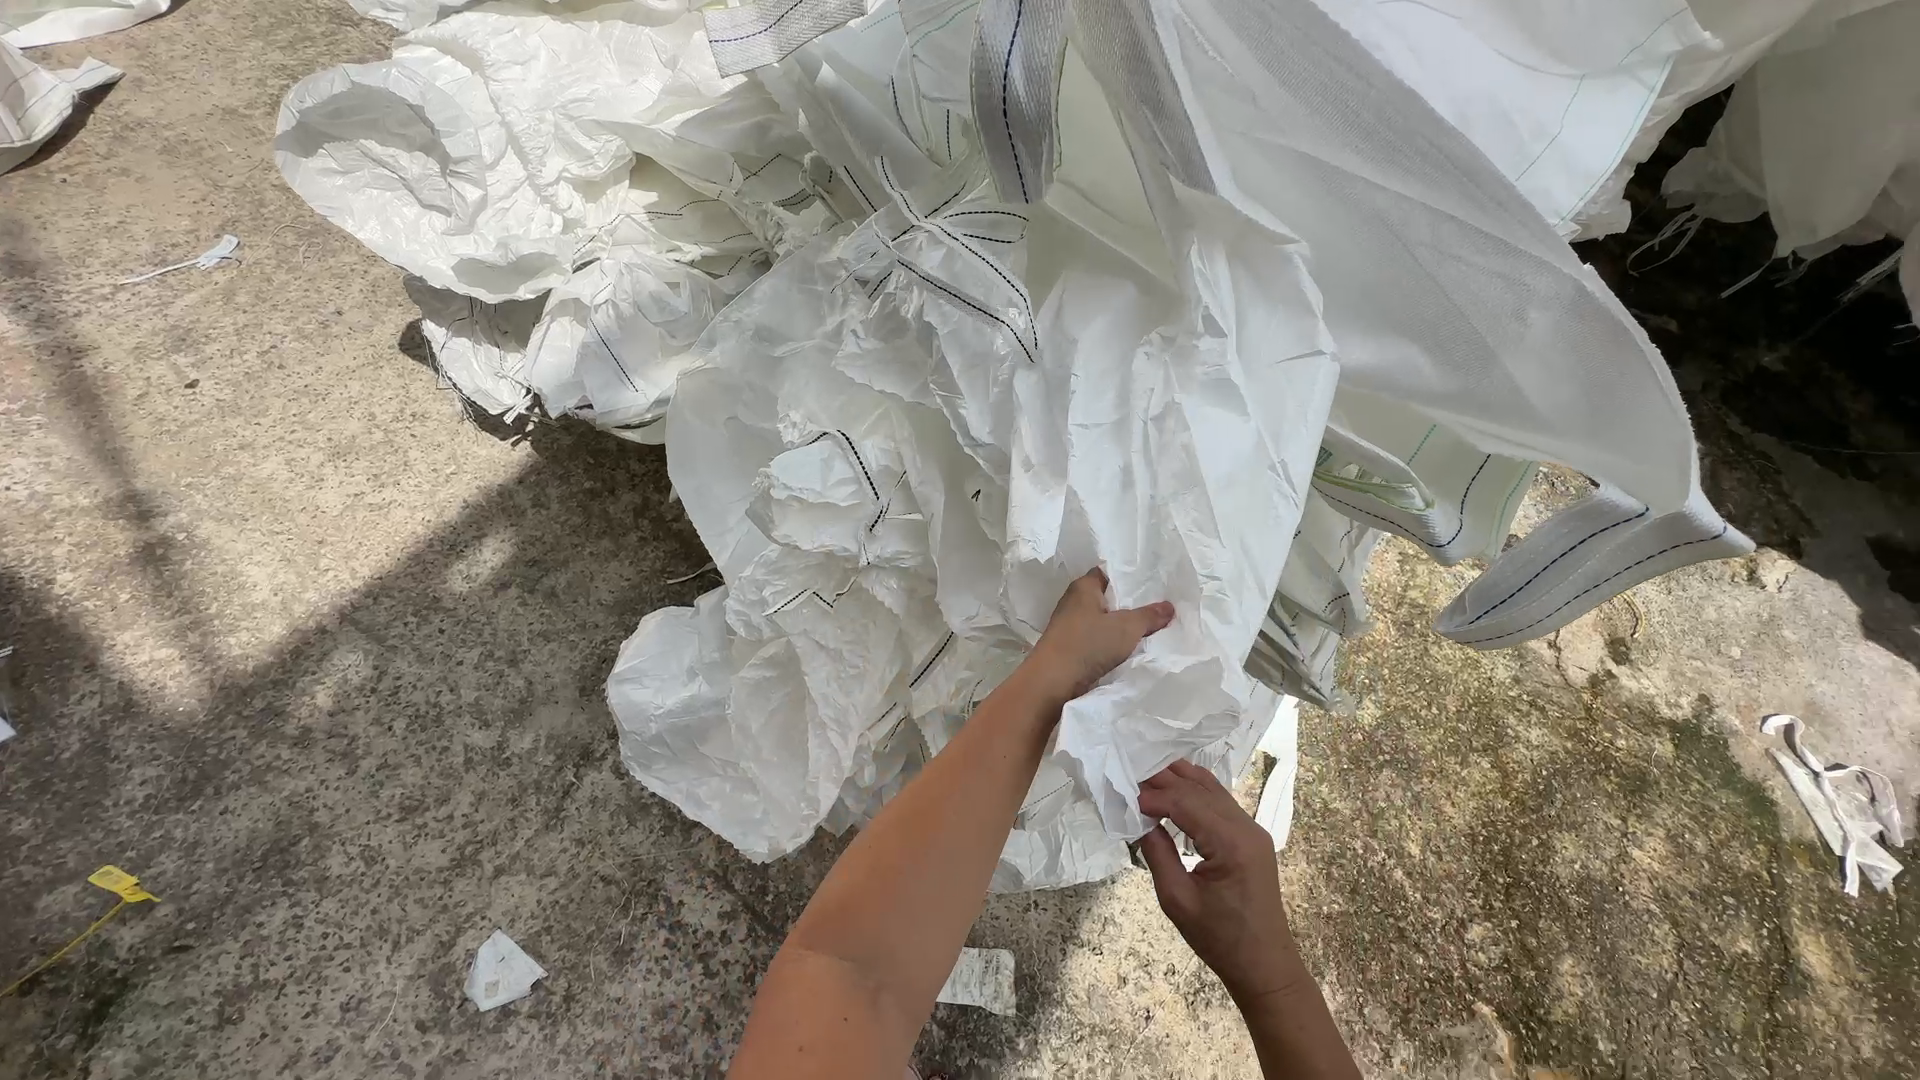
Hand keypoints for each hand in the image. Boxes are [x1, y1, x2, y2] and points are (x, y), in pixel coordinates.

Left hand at [1023, 568, 1174, 703]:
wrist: (1053, 682)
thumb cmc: (1088, 644)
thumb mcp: (1126, 628)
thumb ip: (1149, 616)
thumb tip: (1169, 606)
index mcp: (1083, 587)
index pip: (1109, 573)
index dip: (1131, 577)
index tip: (1155, 584)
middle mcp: (1074, 602)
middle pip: (1108, 597)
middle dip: (1132, 604)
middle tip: (1160, 608)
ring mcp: (1071, 625)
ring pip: (1104, 620)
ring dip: (1122, 626)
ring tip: (1152, 629)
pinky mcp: (1071, 646)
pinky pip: (1098, 638)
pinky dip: (1112, 642)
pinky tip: (1131, 648)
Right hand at [1135, 760, 1298, 1003]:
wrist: (1264, 965)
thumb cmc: (1219, 939)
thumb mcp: (1177, 900)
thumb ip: (1157, 853)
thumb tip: (1140, 820)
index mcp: (1231, 844)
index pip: (1185, 802)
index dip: (1153, 796)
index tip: (1126, 799)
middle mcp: (1246, 828)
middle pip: (1199, 788)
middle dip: (1163, 779)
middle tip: (1130, 778)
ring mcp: (1252, 829)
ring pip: (1211, 788)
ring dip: (1179, 780)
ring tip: (1147, 778)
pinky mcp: (1251, 836)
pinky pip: (1220, 801)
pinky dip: (1194, 791)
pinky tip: (1173, 791)